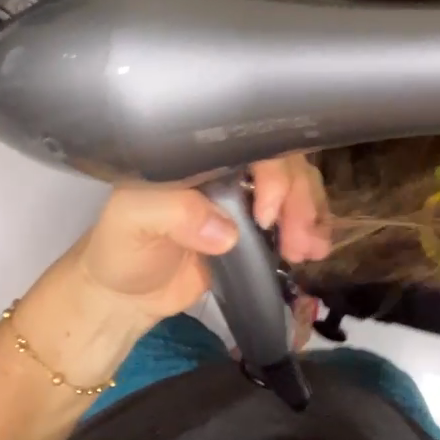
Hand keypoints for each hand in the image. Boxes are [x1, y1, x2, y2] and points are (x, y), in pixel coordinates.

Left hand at [68, 154, 331, 324]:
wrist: (127, 295)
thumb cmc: (122, 247)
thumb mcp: (133, 222)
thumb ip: (174, 214)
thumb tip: (227, 231)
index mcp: (199, 154)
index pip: (249, 144)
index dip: (270, 173)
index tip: (266, 215)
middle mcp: (228, 168)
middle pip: (282, 164)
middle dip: (298, 200)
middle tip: (298, 242)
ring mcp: (246, 198)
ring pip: (297, 187)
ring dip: (310, 215)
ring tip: (311, 250)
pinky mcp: (258, 229)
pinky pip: (294, 218)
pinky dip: (312, 230)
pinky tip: (317, 249)